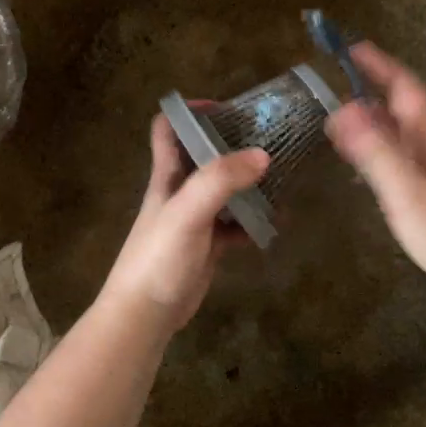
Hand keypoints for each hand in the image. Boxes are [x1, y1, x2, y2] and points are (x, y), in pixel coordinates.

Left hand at [98, 111, 268, 334]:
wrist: (143, 316)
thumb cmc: (158, 256)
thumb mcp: (188, 211)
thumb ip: (221, 180)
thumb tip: (263, 155)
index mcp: (167, 175)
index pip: (168, 127)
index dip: (190, 111)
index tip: (226, 109)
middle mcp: (179, 191)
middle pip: (203, 154)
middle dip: (233, 144)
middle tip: (269, 139)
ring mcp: (194, 219)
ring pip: (223, 189)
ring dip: (248, 182)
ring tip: (282, 176)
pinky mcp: (206, 246)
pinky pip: (233, 225)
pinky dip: (253, 222)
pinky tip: (275, 224)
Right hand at [326, 43, 425, 299]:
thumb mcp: (405, 192)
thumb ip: (374, 152)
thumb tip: (342, 110)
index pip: (406, 89)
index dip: (381, 66)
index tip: (354, 49)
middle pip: (407, 108)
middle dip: (376, 91)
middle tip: (342, 84)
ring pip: (408, 132)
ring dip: (379, 120)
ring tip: (348, 120)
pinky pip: (409, 153)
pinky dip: (386, 145)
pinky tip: (373, 163)